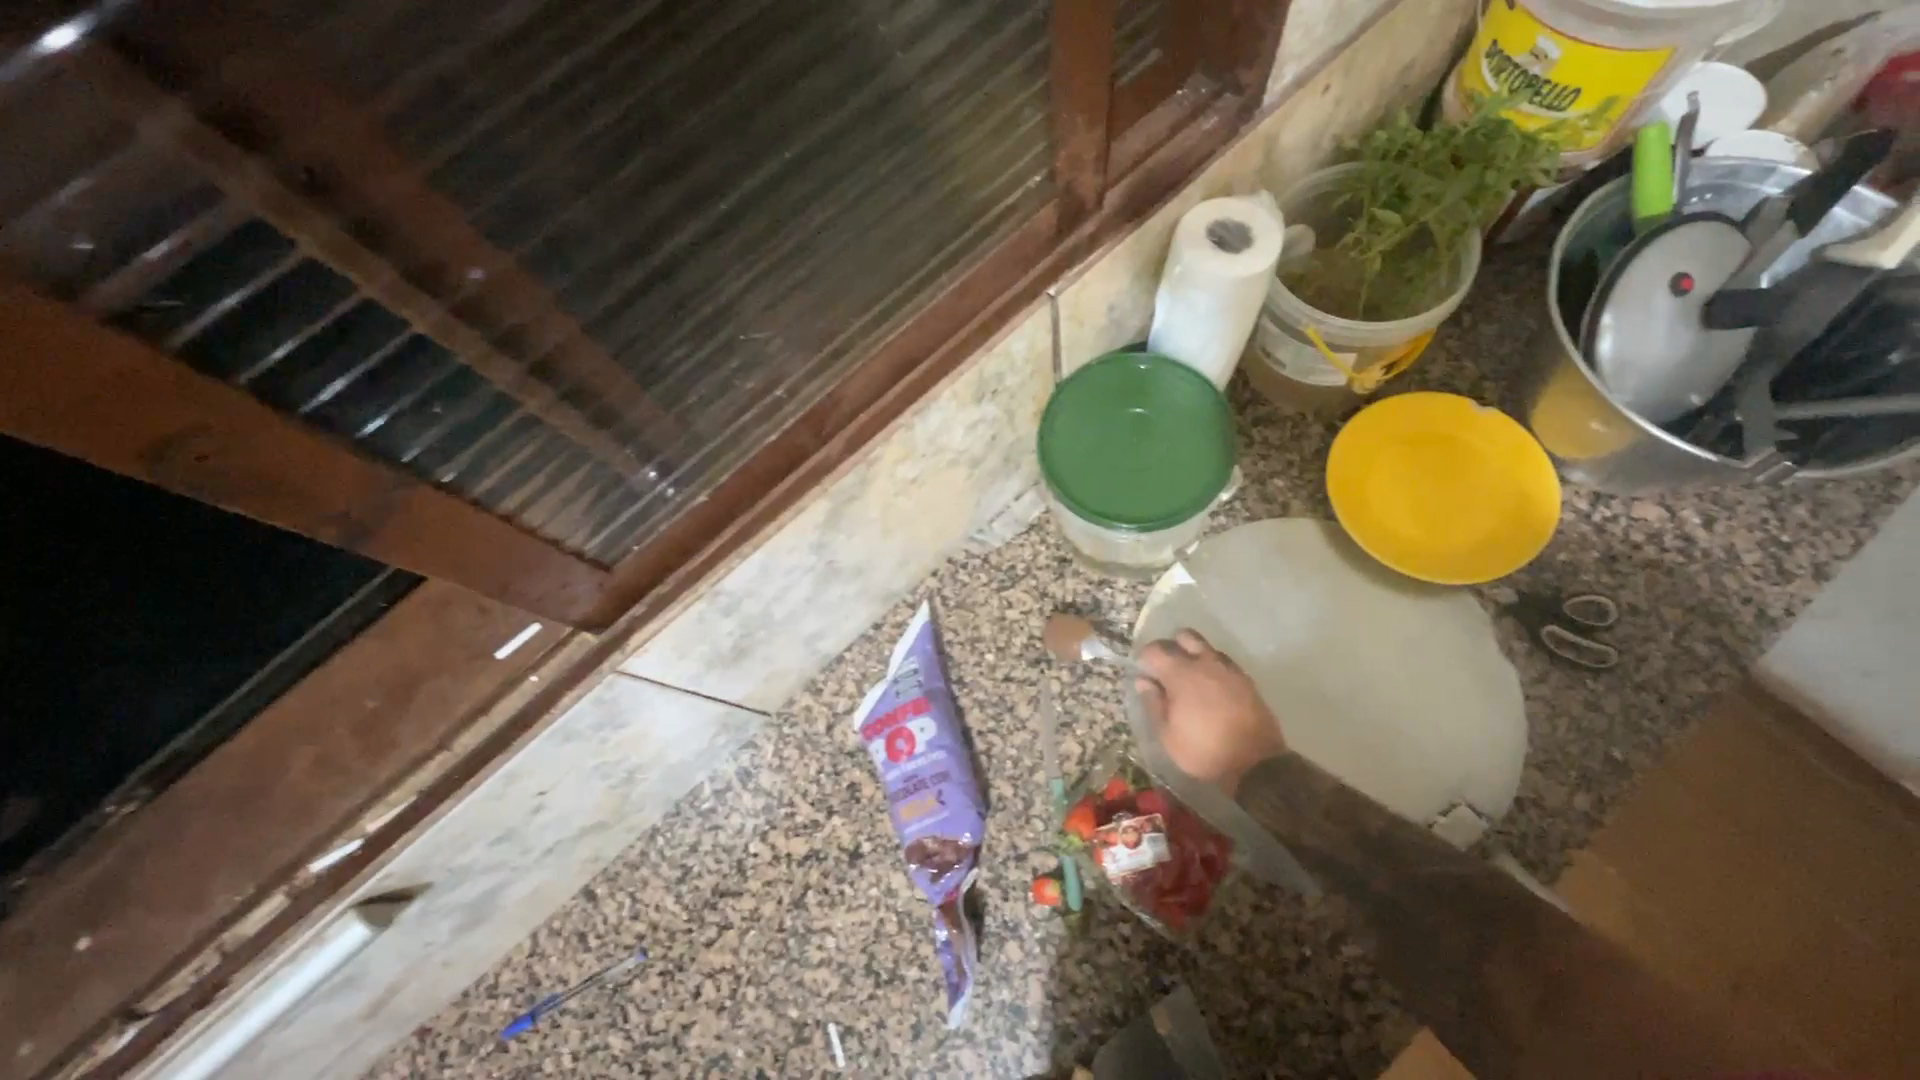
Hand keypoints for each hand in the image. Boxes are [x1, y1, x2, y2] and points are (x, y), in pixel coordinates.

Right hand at [1135, 629, 1285, 795]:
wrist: (1255, 763)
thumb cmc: (1203, 750)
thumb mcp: (1167, 734)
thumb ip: (1153, 703)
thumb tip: (1143, 681)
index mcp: (1181, 674)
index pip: (1156, 649)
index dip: (1146, 658)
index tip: (1145, 673)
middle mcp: (1205, 663)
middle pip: (1185, 636)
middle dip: (1172, 647)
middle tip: (1167, 670)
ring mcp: (1229, 669)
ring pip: (1207, 647)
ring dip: (1195, 655)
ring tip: (1191, 679)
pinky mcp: (1246, 679)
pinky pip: (1224, 662)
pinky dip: (1214, 668)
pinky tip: (1212, 688)